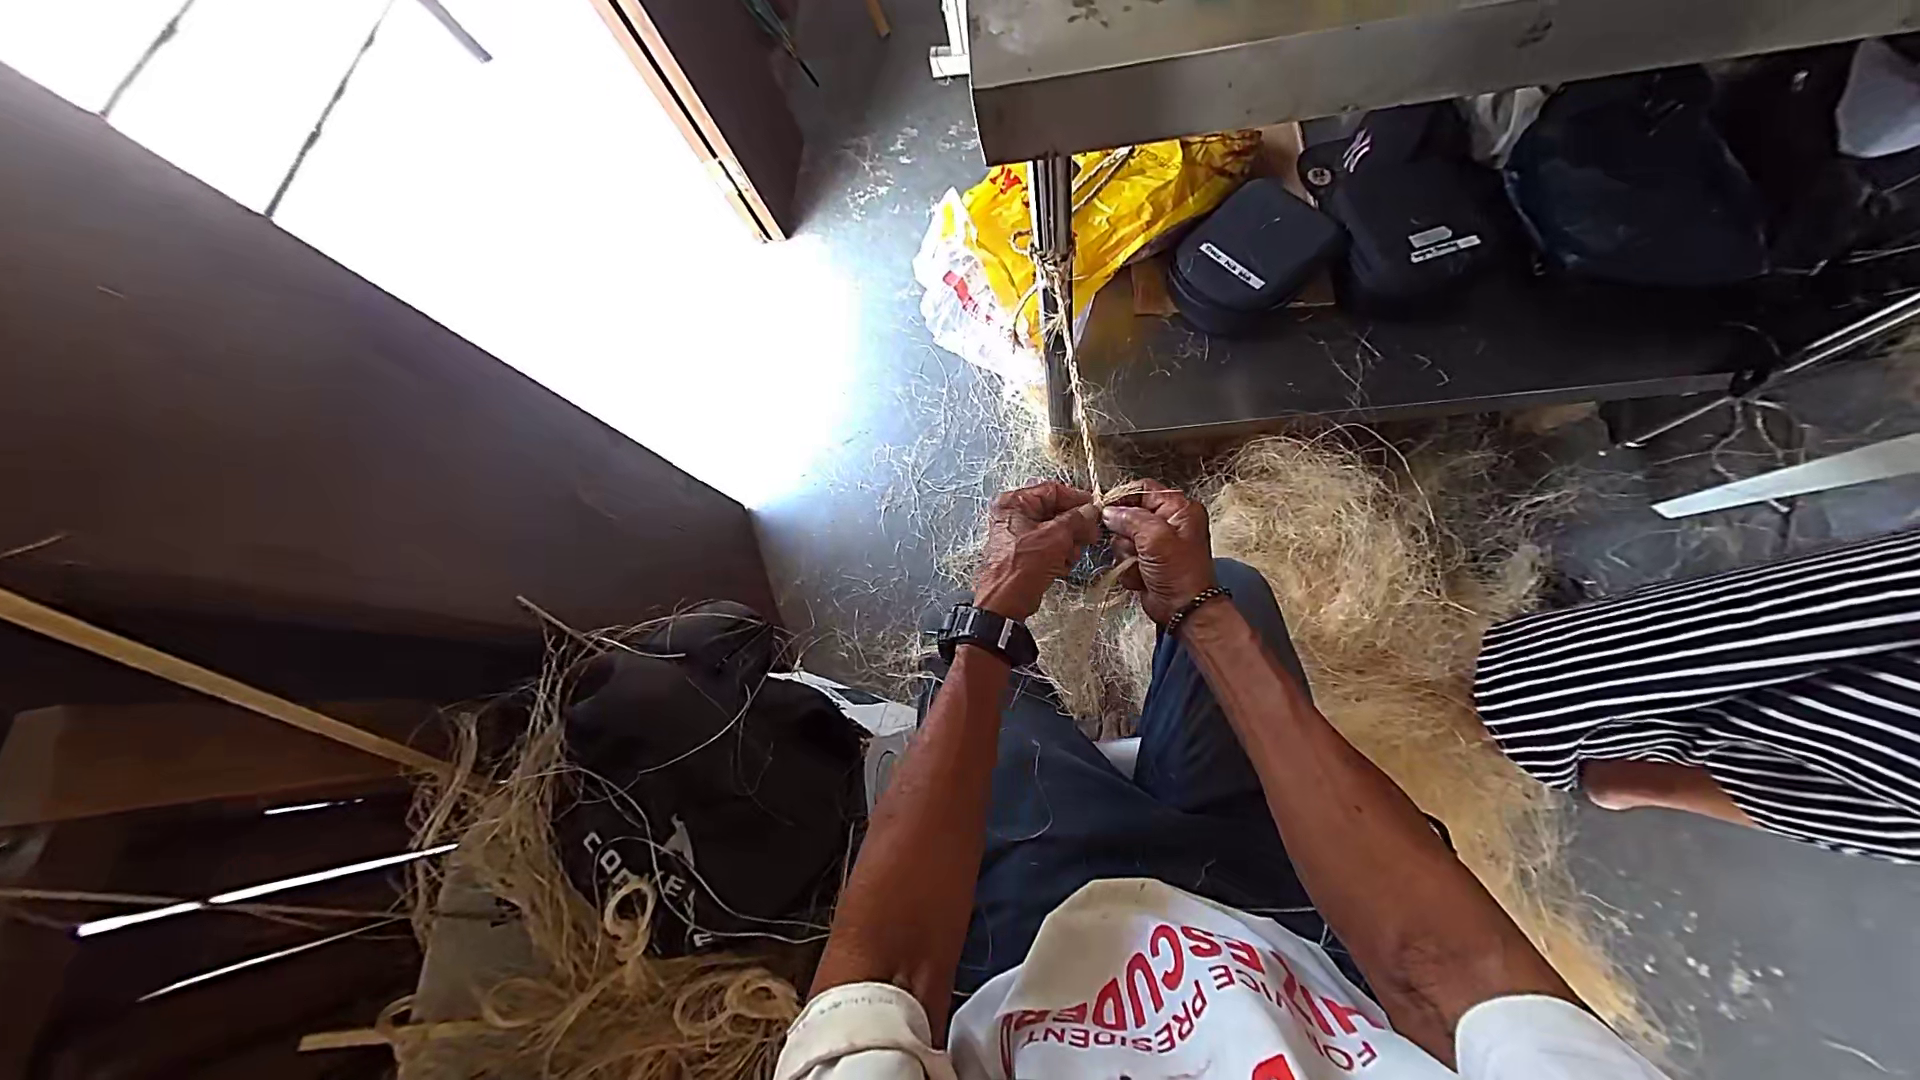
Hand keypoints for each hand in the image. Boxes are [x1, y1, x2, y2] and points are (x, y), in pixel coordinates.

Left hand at [974, 481, 1100, 620]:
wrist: (1006, 600)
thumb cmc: (1021, 566)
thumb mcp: (1056, 536)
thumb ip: (1077, 519)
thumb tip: (1091, 510)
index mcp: (1015, 503)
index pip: (1053, 490)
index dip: (1077, 499)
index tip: (1095, 509)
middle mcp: (1014, 516)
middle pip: (1056, 512)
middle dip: (1074, 527)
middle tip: (1088, 536)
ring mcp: (1019, 536)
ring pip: (1056, 532)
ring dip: (1068, 545)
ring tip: (1069, 556)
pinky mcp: (1025, 554)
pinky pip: (1050, 548)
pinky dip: (1059, 556)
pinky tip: (1060, 566)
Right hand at [1101, 480, 1217, 625]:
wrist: (1184, 609)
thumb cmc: (1178, 572)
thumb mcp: (1156, 538)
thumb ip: (1130, 518)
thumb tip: (1108, 512)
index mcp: (1178, 508)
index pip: (1143, 490)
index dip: (1123, 498)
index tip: (1106, 510)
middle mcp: (1167, 522)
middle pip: (1127, 515)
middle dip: (1126, 534)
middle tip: (1136, 548)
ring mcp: (1154, 543)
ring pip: (1121, 538)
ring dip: (1126, 554)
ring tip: (1141, 565)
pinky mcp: (1145, 560)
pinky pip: (1123, 556)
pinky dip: (1128, 567)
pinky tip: (1141, 576)